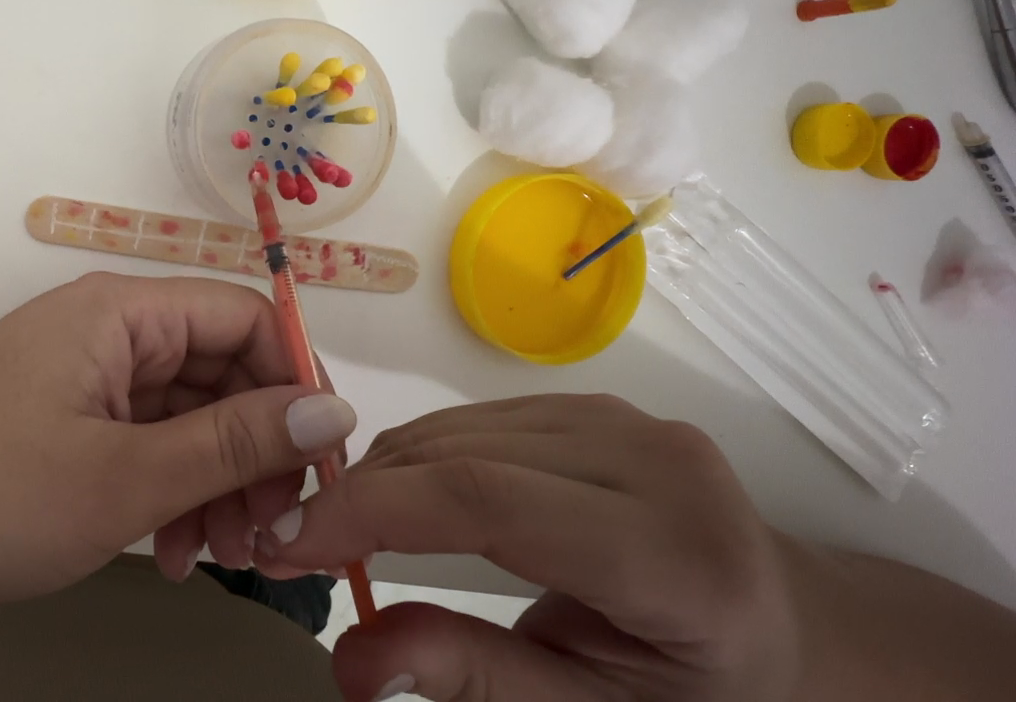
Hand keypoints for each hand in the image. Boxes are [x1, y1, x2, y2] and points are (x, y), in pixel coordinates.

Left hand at [0, 272, 357, 603]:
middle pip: (218, 371)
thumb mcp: (124, 478)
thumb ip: (234, 443)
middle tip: (270, 536)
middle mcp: (107, 328)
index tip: (321, 465)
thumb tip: (331, 410)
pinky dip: (168, 489)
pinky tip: (169, 551)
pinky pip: (143, 439)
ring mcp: (85, 374)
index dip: (293, 382)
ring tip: (218, 556)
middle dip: (254, 452)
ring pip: (185, 414)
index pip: (243, 318)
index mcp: (121, 312)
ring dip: (214, 482)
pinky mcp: (67, 414)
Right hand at [255, 394, 800, 701]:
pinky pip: (468, 421)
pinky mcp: (584, 405)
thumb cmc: (701, 696)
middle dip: (357, 496)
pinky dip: (414, 460)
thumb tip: (350, 661)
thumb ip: (475, 680)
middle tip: (292, 545)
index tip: (287, 541)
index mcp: (672, 554)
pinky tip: (398, 501)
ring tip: (339, 531)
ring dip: (378, 476)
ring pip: (451, 430)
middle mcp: (648, 458)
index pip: (485, 501)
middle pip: (456, 455)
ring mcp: (617, 418)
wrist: (791, 631)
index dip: (370, 512)